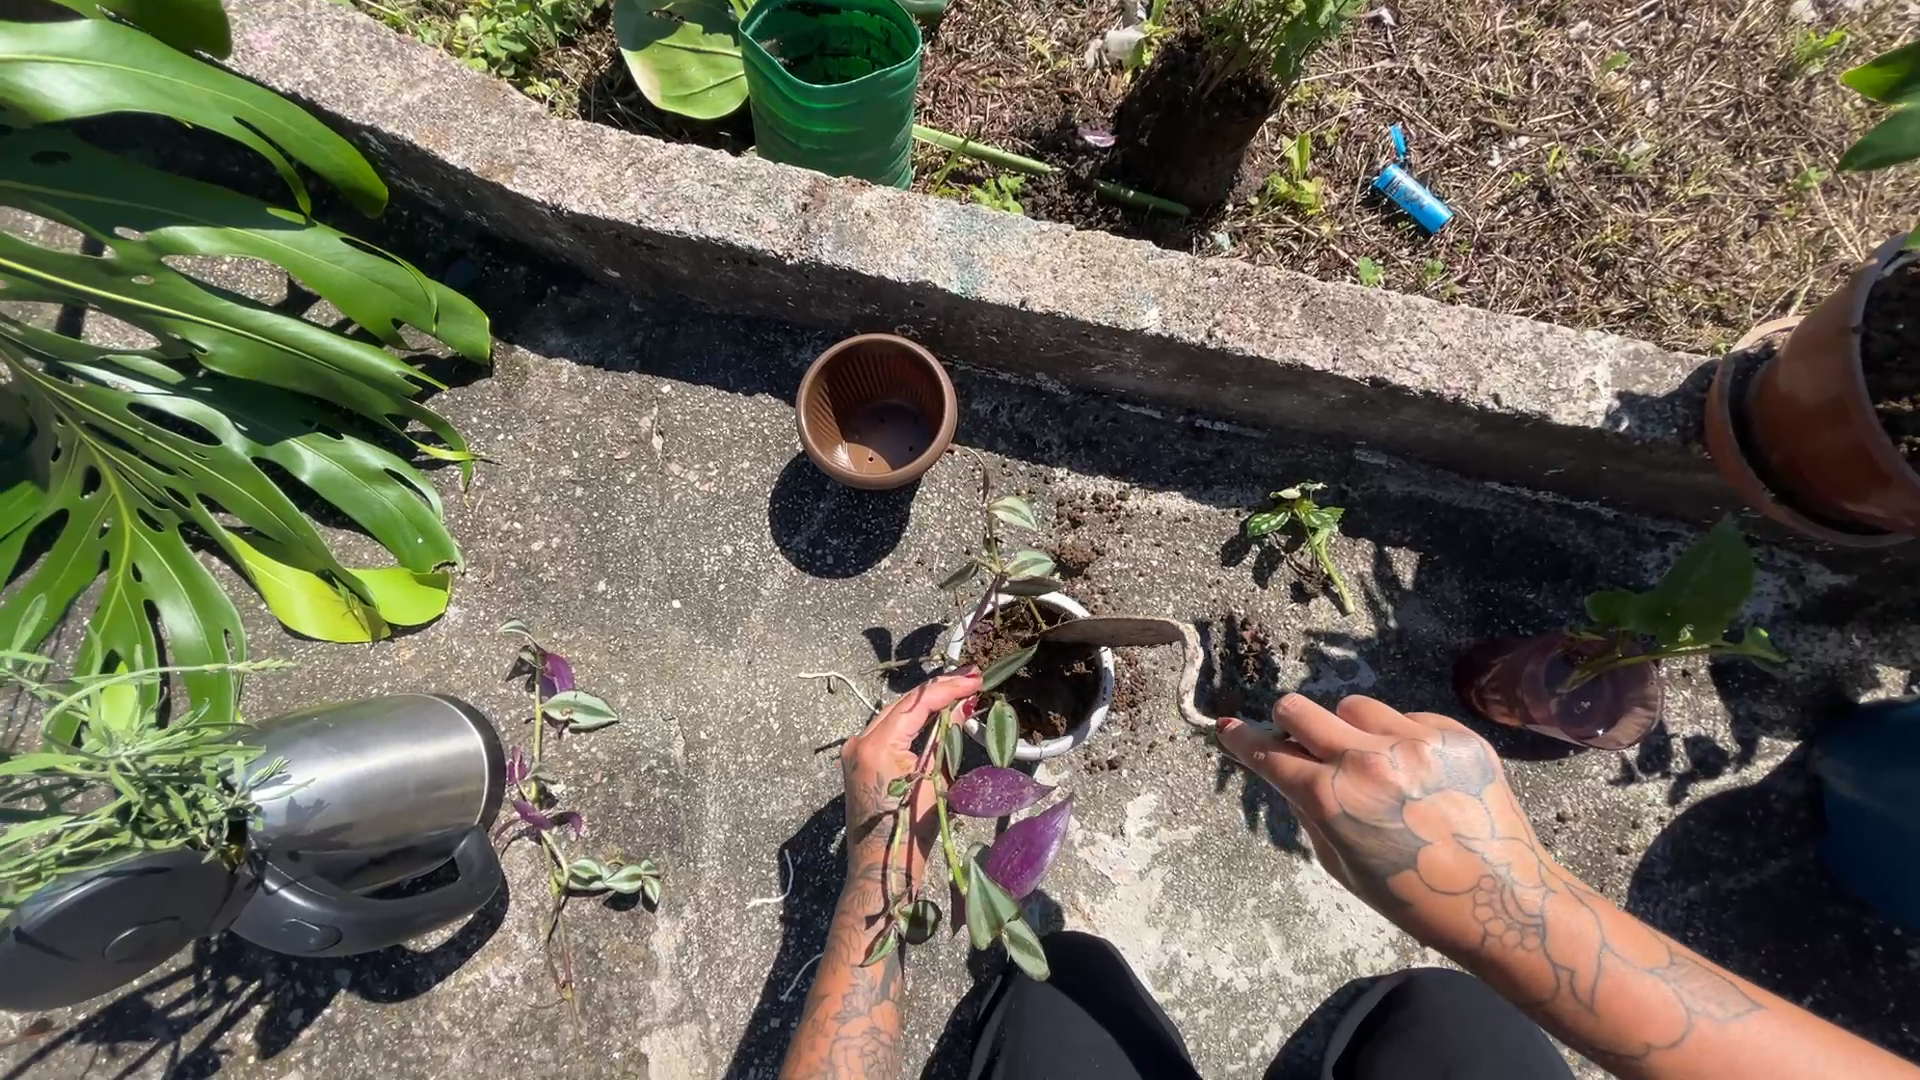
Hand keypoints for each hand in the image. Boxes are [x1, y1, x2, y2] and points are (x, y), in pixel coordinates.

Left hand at [840, 671, 980, 899]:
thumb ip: (946, 736)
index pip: (917, 704)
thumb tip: (963, 704)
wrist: (882, 867)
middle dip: (939, 691)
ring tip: (959, 690)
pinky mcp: (858, 759)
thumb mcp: (936, 778)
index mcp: (877, 745)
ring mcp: (855, 750)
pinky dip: (913, 721)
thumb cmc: (912, 830)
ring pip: (896, 714)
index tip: (974, 678)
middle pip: (904, 704)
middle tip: (971, 678)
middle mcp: (860, 741)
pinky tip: (936, 713)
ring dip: (927, 704)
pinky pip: (889, 730)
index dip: (948, 688)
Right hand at [1217, 694, 1555, 961]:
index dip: (1241, 742)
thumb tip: (1282, 763)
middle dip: (1288, 725)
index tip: (1228, 729)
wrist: (1510, 905)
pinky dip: (1397, 738)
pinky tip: (1418, 772)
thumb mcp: (1339, 862)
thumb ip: (1305, 804)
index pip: (1267, 754)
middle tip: (1303, 746)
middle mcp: (1368, 760)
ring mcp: (1414, 742)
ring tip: (1374, 763)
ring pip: (1350, 706)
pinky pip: (1403, 716)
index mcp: (1333, 799)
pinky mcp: (1454, 735)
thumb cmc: (1413, 897)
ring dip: (1347, 730)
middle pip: (1297, 709)